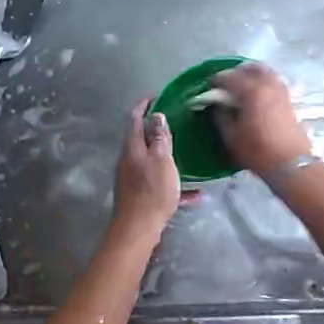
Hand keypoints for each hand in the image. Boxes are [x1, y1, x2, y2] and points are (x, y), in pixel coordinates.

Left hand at [112, 102, 179, 235]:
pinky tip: (195, 194)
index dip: (143, 105)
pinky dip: (173, 183)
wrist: (138, 228)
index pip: (135, 119)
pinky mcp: (139, 194)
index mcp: (132, 147)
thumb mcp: (161, 160)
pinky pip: (158, 182)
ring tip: (186, 151)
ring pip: (150, 160)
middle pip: (141, 138)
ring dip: (166, 155)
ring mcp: (132, 177)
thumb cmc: (152, 190)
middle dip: (156, 129)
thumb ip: (159, 137)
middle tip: (174, 121)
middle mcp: (129, 159)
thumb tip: (156, 114)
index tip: (156, 95)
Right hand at [213, 62, 310, 173]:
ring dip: (252, 76)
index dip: (216, 80)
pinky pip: (274, 83)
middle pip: (252, 68)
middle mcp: (268, 86)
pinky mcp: (289, 101)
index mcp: (251, 91)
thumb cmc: (257, 150)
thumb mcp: (230, 136)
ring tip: (243, 88)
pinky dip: (264, 84)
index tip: (209, 87)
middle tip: (227, 83)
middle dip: (237, 72)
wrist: (291, 164)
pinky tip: (257, 97)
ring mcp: (281, 92)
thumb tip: (218, 105)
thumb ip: (221, 115)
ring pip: (266, 74)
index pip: (229, 77)